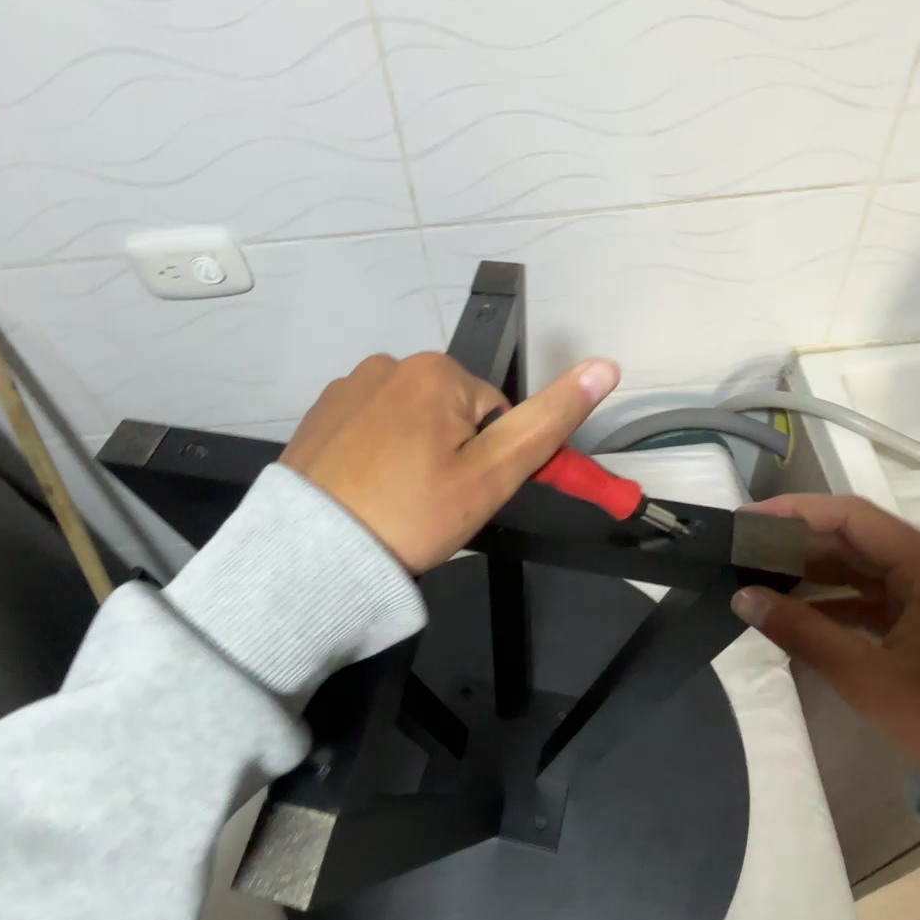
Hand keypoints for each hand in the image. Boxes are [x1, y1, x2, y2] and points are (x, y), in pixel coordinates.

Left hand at [280, 352, 618, 573]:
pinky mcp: (318, 415)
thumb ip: (550, 420)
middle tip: (425, 504)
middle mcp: (387, 363)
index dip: (485, 461)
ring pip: (408, 422)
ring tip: (390, 501)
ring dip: (410, 453)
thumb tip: (606, 365)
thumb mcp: (493, 474)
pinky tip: (361, 492)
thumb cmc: (413, 515)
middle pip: (449, 413)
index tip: (457, 496)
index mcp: (435, 371)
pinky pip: (367, 428)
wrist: (313, 556)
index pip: (492, 413)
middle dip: (447, 453)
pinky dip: (373, 456)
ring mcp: (346, 388)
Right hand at [733, 494, 919, 812]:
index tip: (743, 521)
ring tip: (757, 577)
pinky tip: (796, 614)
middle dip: (797, 542)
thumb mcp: (872, 681)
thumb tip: (743, 597)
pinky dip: (836, 602)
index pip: (851, 516)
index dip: (794, 512)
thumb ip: (804, 633)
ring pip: (863, 567)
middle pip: (855, 537)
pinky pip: (875, 597)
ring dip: (813, 572)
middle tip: (740, 551)